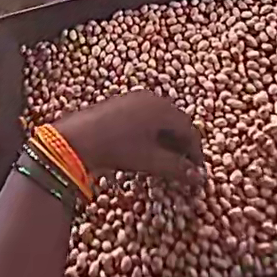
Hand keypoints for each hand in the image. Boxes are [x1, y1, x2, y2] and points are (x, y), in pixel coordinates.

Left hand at [54, 91, 203, 179]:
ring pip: (159, 120)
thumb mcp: (150, 160)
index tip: (197, 171)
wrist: (77, 138)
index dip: (195, 152)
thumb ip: (177, 168)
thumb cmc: (118, 147)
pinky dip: (150, 133)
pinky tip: (145, 149)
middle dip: (181, 145)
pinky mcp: (119, 104)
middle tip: (184, 167)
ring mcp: (133, 99)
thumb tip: (198, 177)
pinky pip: (144, 117)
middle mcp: (150, 98)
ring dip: (166, 139)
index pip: (189, 130)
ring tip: (165, 160)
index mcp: (163, 108)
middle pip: (175, 122)